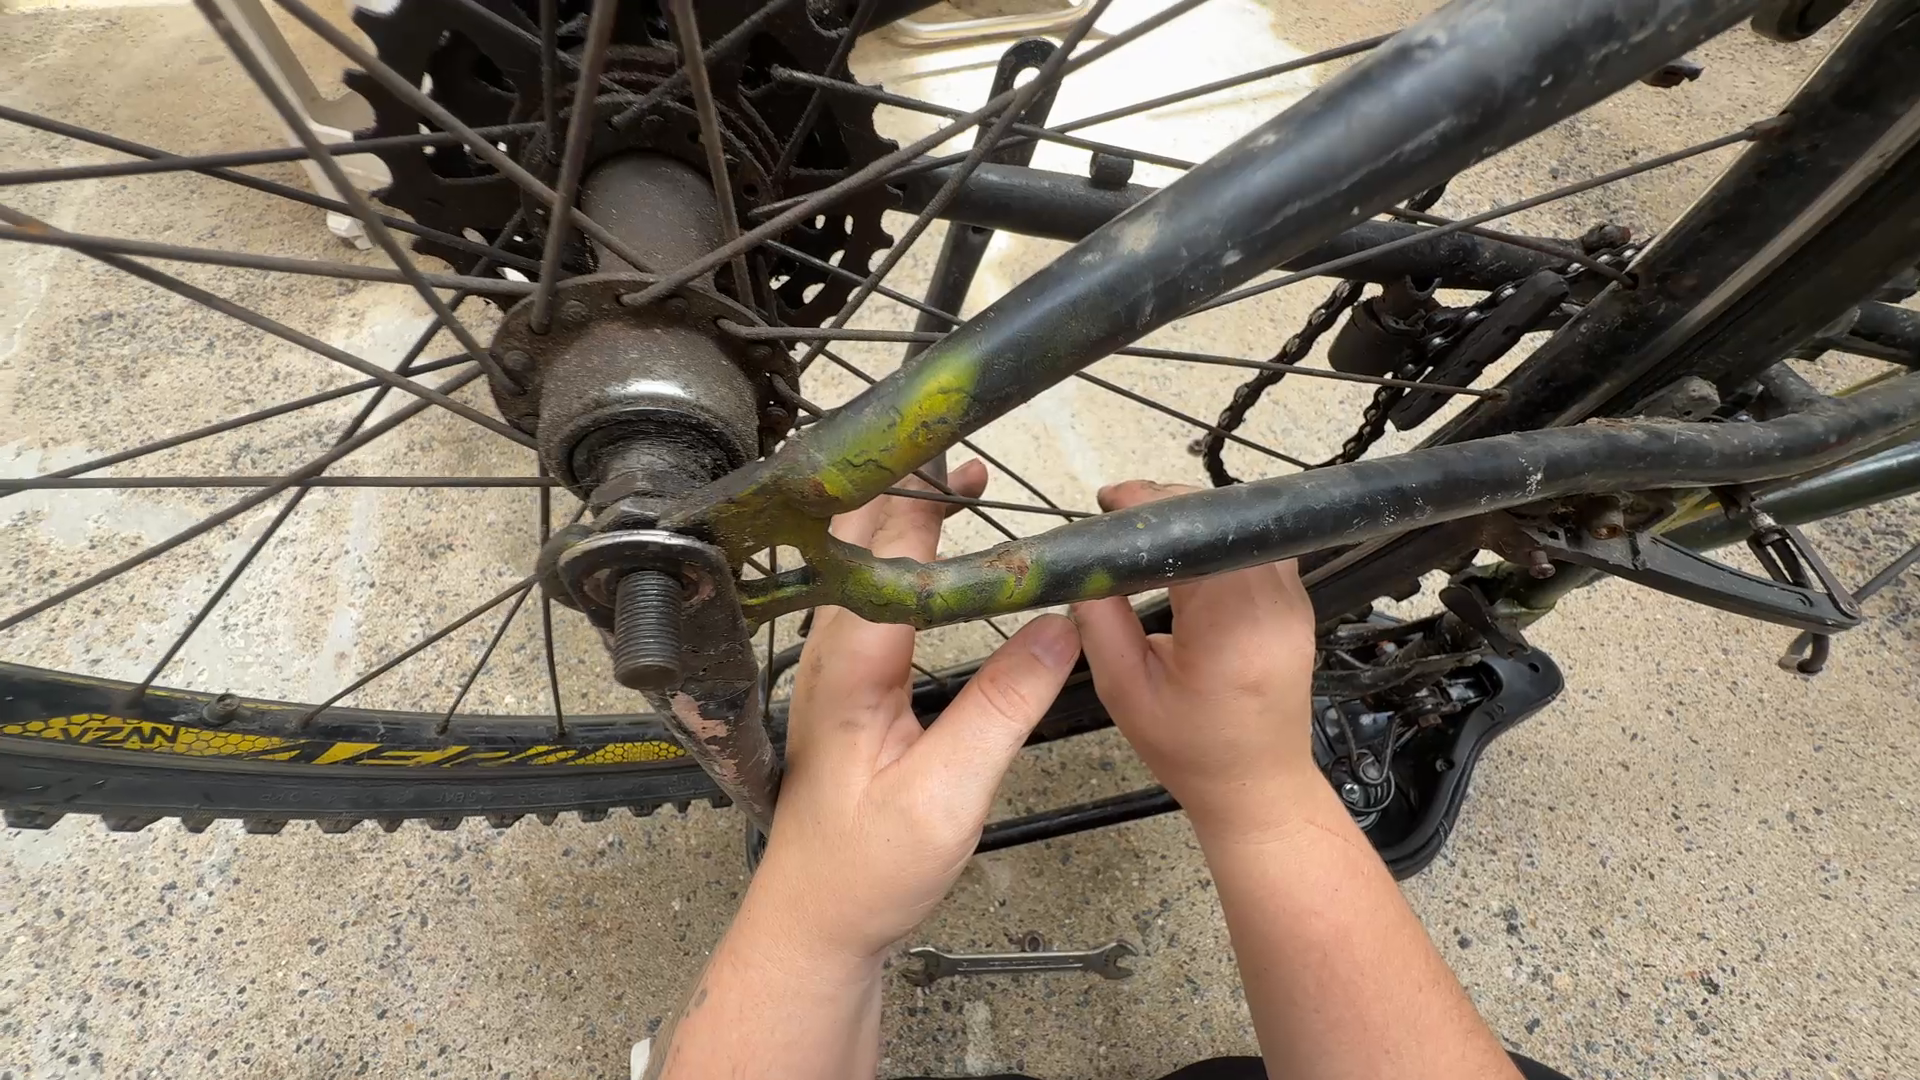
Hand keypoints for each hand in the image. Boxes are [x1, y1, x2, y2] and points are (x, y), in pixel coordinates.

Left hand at [746, 461, 1082, 963]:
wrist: (815, 920)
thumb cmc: (868, 868)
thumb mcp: (949, 794)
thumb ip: (1003, 706)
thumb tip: (1056, 628)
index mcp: (850, 667)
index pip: (887, 557)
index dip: (924, 501)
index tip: (963, 457)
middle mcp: (832, 653)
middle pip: (860, 544)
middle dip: (908, 490)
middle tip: (967, 459)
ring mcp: (834, 667)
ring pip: (863, 566)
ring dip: (905, 519)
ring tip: (961, 490)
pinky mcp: (847, 685)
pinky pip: (873, 597)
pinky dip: (903, 558)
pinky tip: (933, 559)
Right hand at [1070, 480, 1321, 842]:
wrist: (1256, 785)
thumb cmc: (1188, 748)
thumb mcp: (1124, 690)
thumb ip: (1101, 622)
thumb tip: (1086, 568)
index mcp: (1231, 630)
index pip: (1194, 537)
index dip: (1149, 507)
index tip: (1109, 502)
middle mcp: (1273, 606)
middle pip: (1221, 521)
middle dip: (1166, 505)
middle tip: (1119, 512)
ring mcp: (1293, 603)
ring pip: (1241, 527)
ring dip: (1192, 518)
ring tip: (1147, 529)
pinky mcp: (1295, 605)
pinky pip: (1256, 547)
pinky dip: (1217, 538)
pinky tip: (1184, 551)